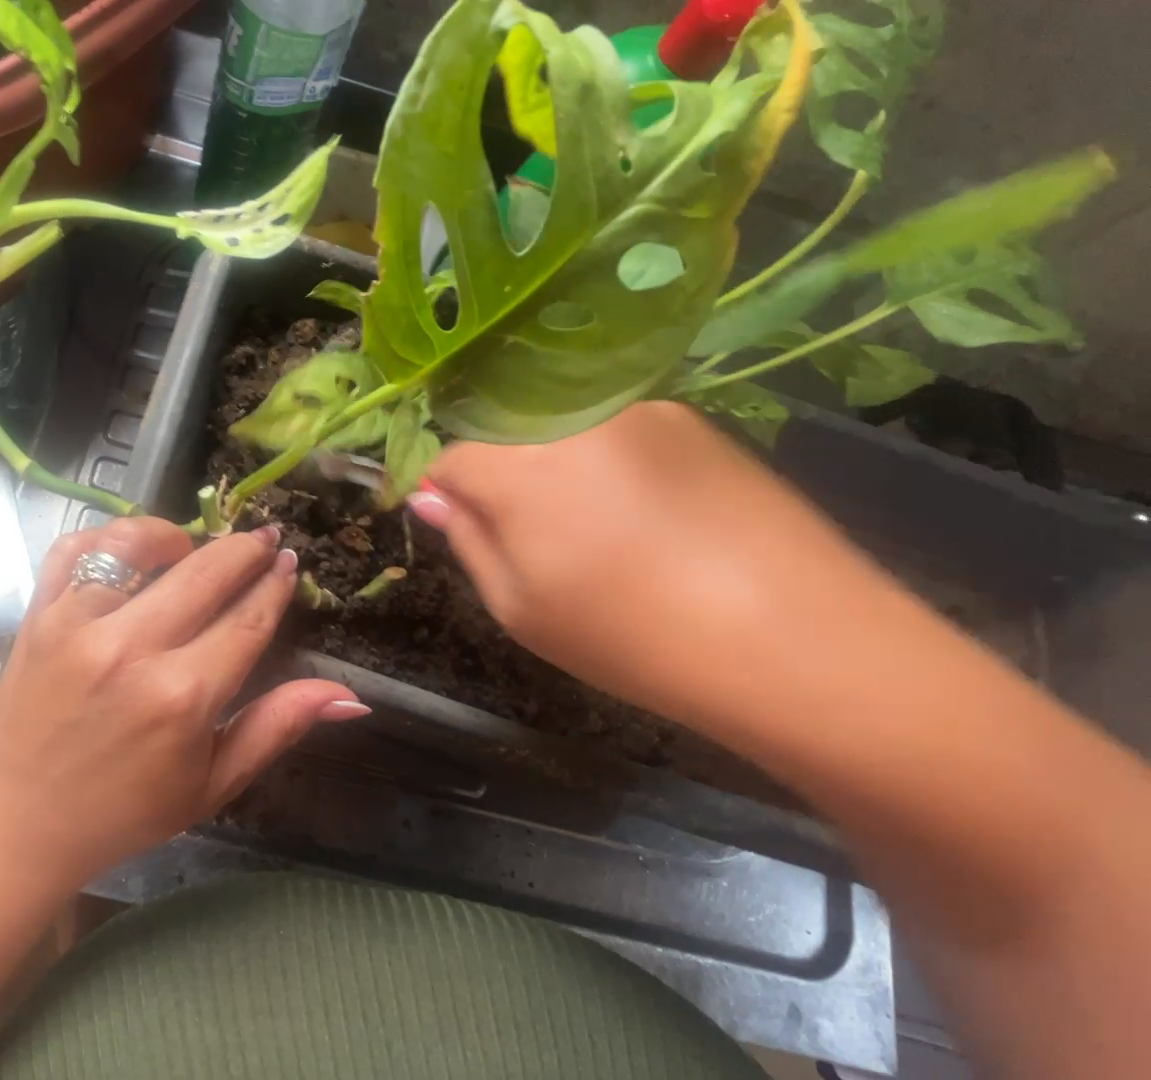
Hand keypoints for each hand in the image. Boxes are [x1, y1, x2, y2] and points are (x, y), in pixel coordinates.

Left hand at [0, 517, 364, 884]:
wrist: (26, 821)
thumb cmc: (128, 810)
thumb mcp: (214, 783)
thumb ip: (278, 727)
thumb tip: (351, 697)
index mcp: (183, 697)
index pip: (247, 619)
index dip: (274, 585)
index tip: (288, 563)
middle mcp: (131, 650)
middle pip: (204, 572)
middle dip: (244, 548)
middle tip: (263, 538)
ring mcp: (77, 627)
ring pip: (135, 545)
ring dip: (175, 535)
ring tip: (192, 545)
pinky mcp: (38, 617)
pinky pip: (71, 550)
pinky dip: (104, 537)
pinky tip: (128, 551)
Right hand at [410, 401, 902, 725]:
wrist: (796, 641)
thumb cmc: (631, 638)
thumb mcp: (521, 608)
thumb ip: (467, 542)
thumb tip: (431, 498)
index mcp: (521, 464)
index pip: (449, 456)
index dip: (444, 493)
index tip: (459, 530)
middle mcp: (575, 418)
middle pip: (504, 434)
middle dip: (499, 478)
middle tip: (530, 543)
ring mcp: (643, 413)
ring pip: (562, 432)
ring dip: (557, 472)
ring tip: (598, 539)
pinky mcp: (696, 424)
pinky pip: (620, 436)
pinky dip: (611, 469)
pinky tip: (648, 524)